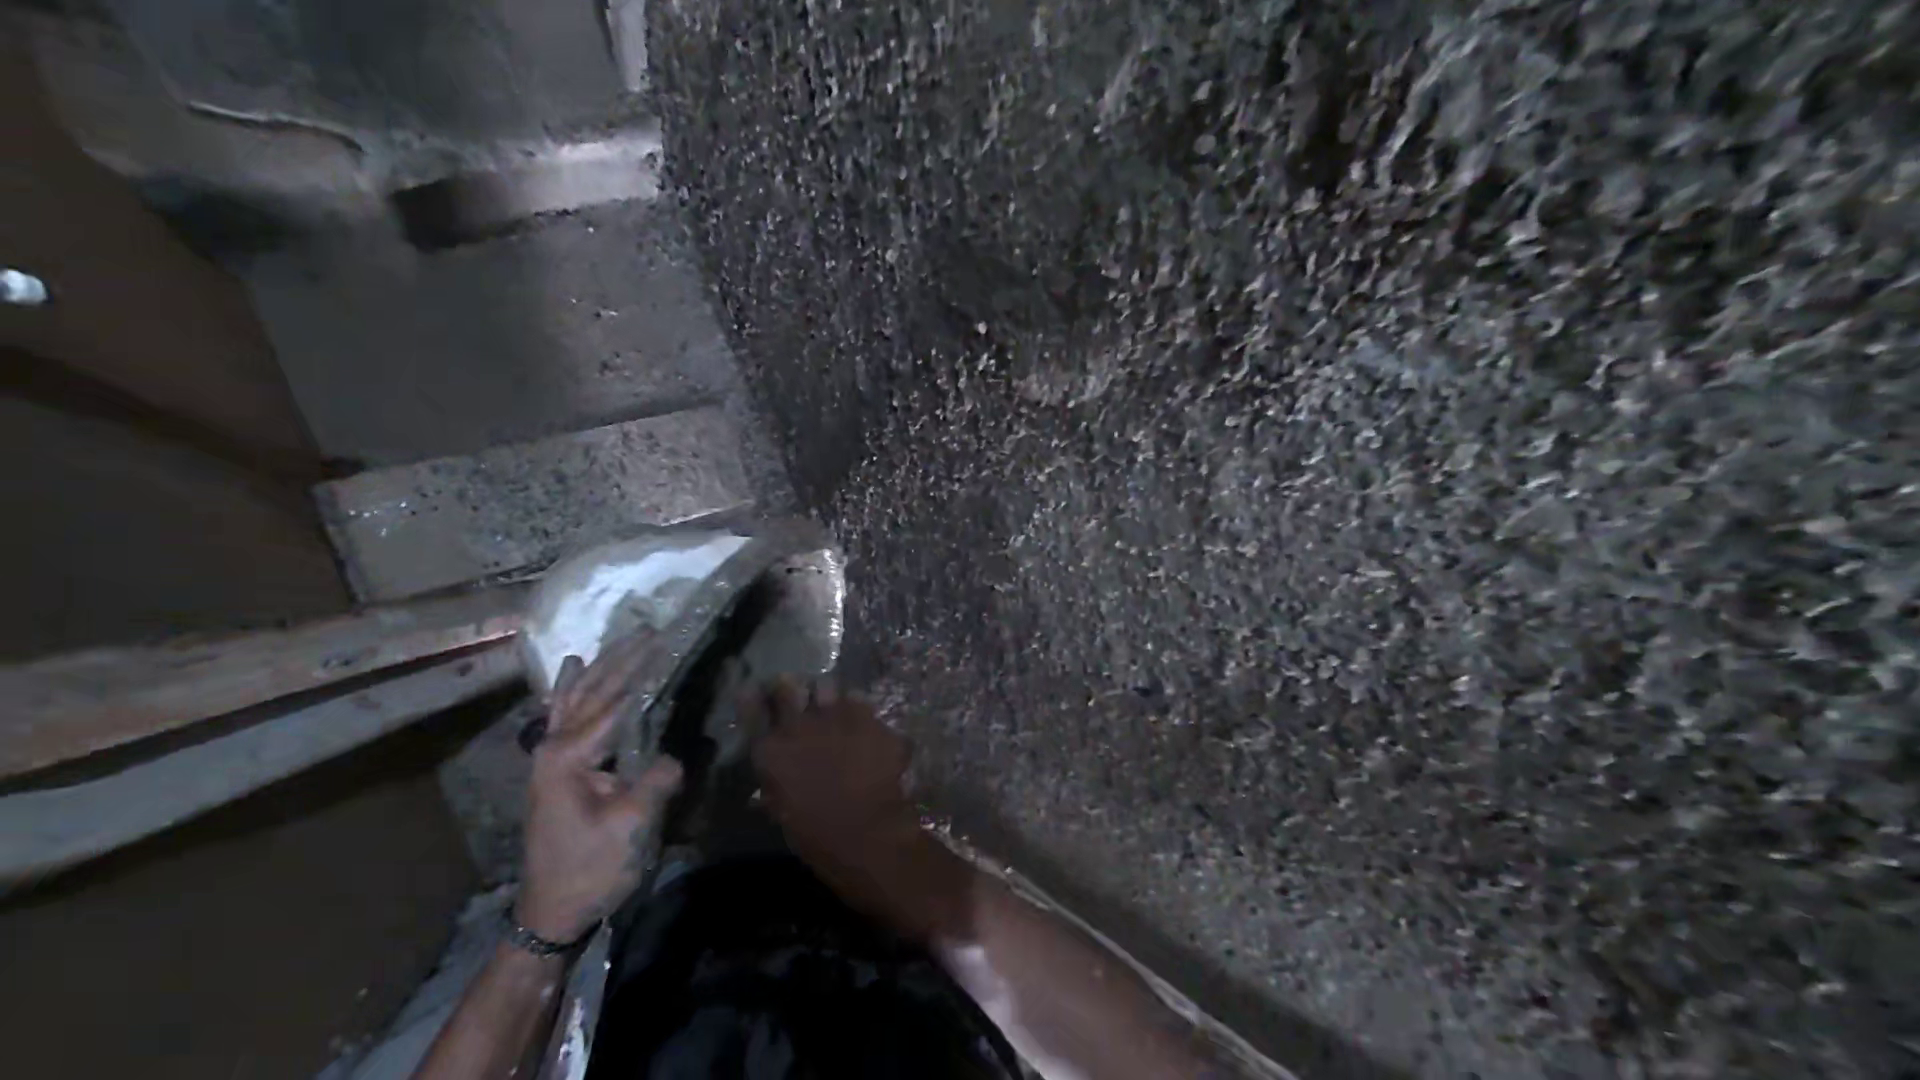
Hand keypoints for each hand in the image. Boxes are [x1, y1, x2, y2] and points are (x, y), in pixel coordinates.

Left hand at [517, 636, 682, 943]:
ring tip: (619, 639)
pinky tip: (575, 669)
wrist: (551, 912)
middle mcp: (554, 747)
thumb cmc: (592, 869)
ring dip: (600, 667)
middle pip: (593, 691)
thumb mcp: (633, 826)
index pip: (616, 702)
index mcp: (570, 755)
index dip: (644, 671)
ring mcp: (550, 756)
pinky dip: (571, 689)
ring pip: (575, 698)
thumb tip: (676, 754)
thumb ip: (655, 779)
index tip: (668, 641)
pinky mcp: (555, 768)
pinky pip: (563, 714)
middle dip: (622, 659)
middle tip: (651, 629)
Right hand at [744, 678, 970, 940]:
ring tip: (832, 706)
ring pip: (826, 685)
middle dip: (790, 687)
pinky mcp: (869, 717)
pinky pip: (860, 701)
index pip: (751, 707)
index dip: (752, 697)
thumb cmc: (816, 833)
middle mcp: (799, 724)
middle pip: (787, 685)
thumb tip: (773, 772)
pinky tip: (863, 723)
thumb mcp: (781, 809)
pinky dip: (858, 710)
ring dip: (826, 695)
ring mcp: (836, 716)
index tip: (756, 692)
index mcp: (770, 750)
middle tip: (797, 694)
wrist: (868, 833)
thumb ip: (774, 781)